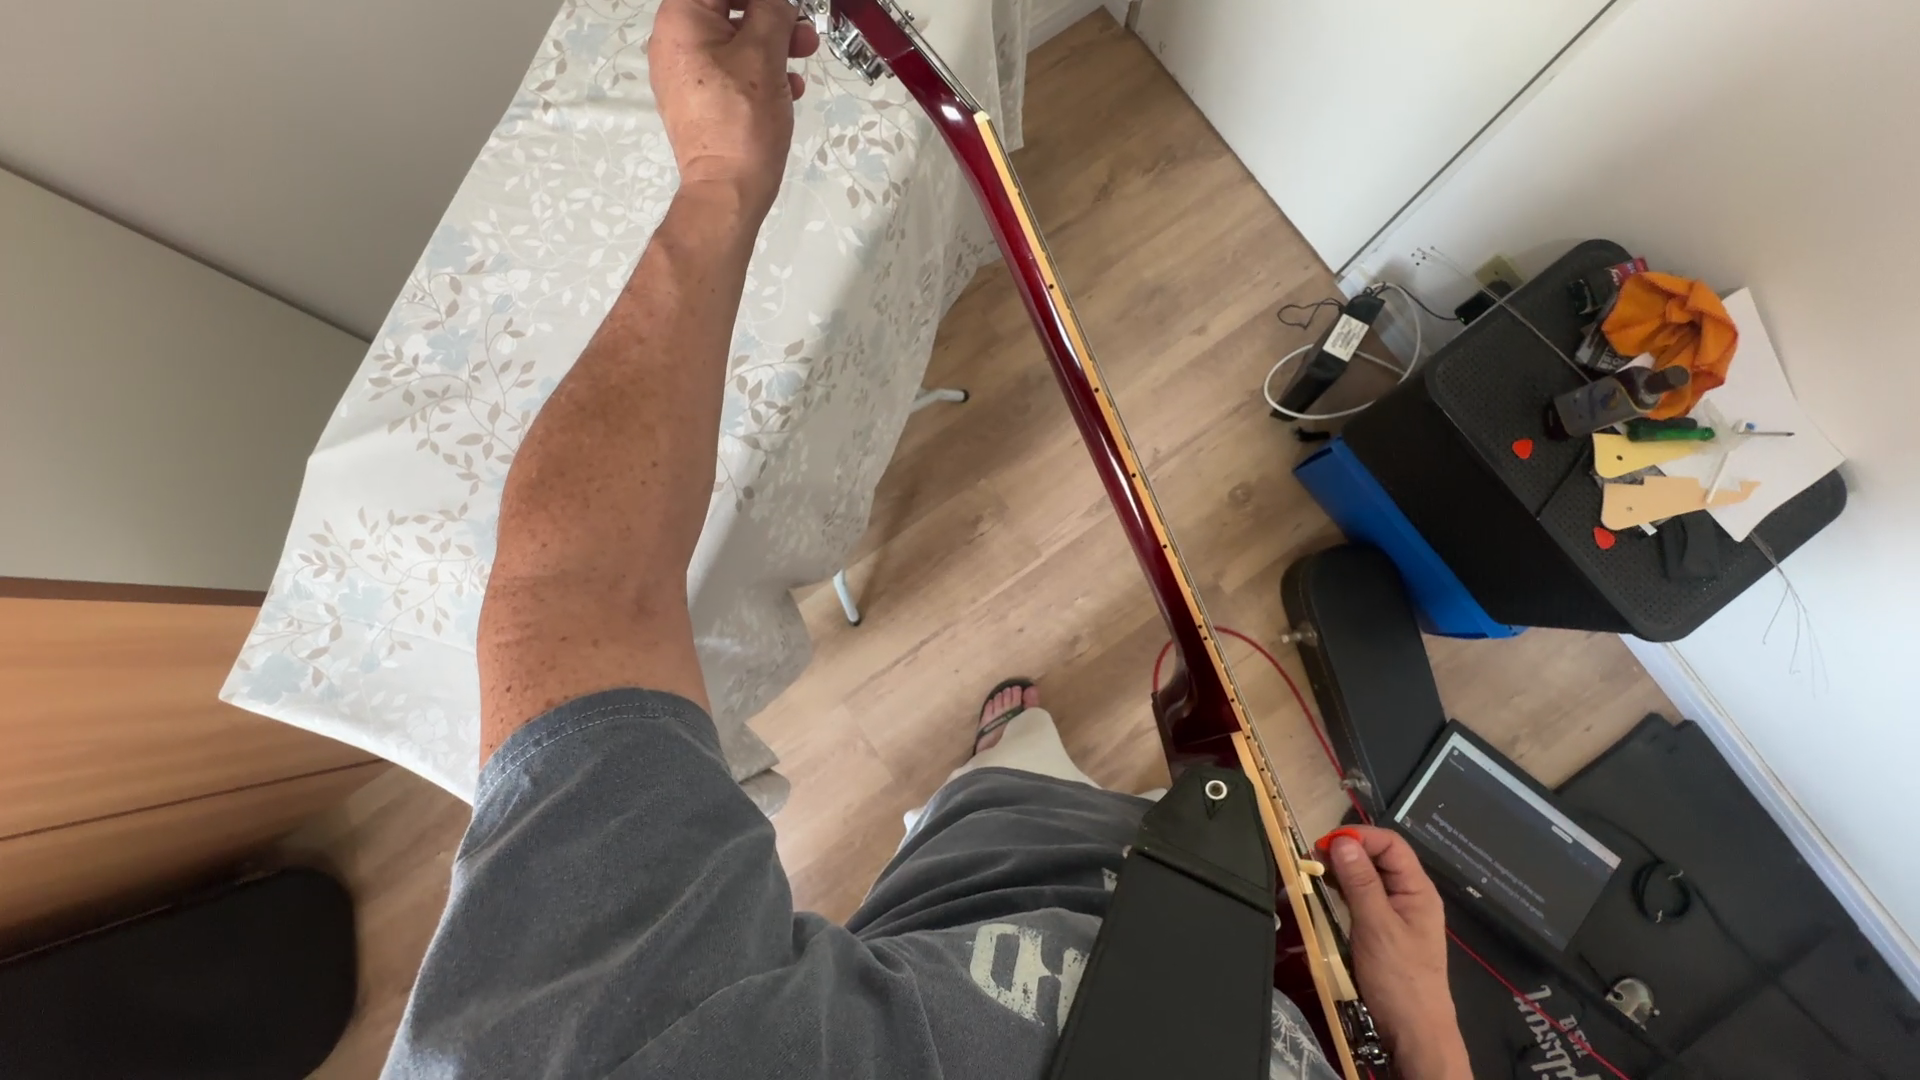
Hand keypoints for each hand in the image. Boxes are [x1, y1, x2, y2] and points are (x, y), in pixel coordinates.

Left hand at [648, 0, 820, 217]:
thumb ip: (772, 14)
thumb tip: (776, 4)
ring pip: (733, 43)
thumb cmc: (742, 122)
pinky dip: (759, 73)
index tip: (786, 8)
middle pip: (727, 10)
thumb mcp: (764, 57)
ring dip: (771, 45)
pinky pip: (730, 74)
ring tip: (804, 57)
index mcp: (681, 18)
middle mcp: (674, 42)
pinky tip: (788, 87)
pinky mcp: (699, 104)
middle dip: (770, 16)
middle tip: (804, 30)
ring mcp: (685, 76)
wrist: (727, 191)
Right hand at [1322, 826, 1471, 1079]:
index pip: (1390, 844)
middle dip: (1345, 851)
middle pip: (1377, 857)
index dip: (1358, 837)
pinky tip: (1324, 894)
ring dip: (1340, 870)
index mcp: (1417, 890)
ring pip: (1366, 876)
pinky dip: (1341, 890)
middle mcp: (1408, 895)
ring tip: (1313, 874)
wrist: (1413, 1034)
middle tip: (1313, 860)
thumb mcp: (1376, 927)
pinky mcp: (1381, 928)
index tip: (1325, 845)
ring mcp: (1395, 912)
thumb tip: (1341, 841)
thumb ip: (1360, 882)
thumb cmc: (1399, 979)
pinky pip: (1360, 897)